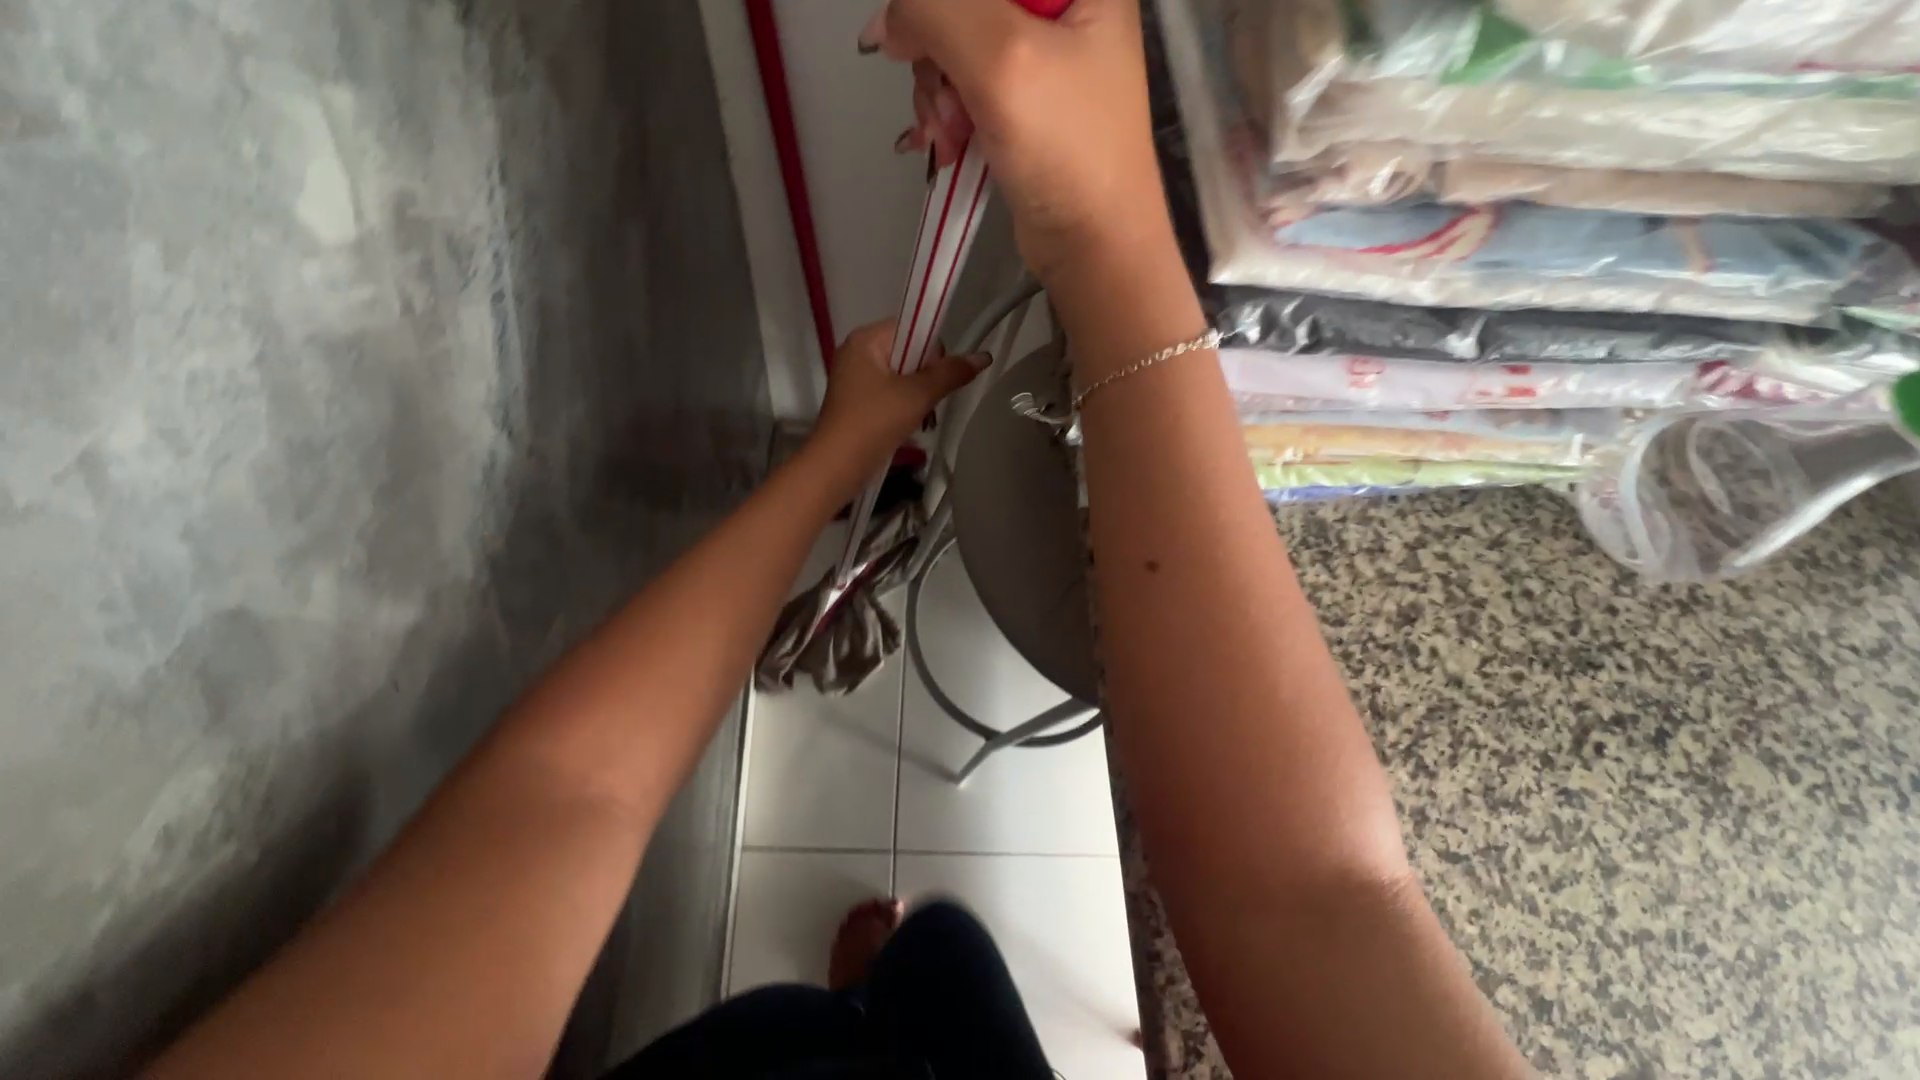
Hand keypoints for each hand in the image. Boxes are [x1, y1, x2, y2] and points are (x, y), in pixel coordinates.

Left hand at [807, 320, 988, 477]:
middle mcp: (857, 352)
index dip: (932, 352)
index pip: (914, 328)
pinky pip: (890, 392)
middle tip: (926, 402)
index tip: (934, 380)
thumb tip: (983, 357)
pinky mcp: (857, 401)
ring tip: (919, 418)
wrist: (837, 466)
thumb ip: (951, 373)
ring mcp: (854, 378)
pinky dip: (904, 406)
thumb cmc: (874, 423)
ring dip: (918, 395)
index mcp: (865, 339)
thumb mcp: (917, 396)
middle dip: (926, 377)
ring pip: (902, 375)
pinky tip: (908, 425)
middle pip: (909, 352)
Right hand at [862, 0, 1170, 282]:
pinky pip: (964, 86)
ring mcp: (1041, 58)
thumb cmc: (1068, 152)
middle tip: (950, 103)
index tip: (918, 38)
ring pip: (955, 46)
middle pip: (962, 6)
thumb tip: (888, 22)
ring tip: (953, 135)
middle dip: (938, 53)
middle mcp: (1061, 8)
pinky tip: (951, 144)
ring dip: (938, 93)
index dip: (939, 5)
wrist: (1093, 243)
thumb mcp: (1000, 60)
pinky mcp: (1022, 102)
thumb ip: (936, 11)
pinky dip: (947, 115)